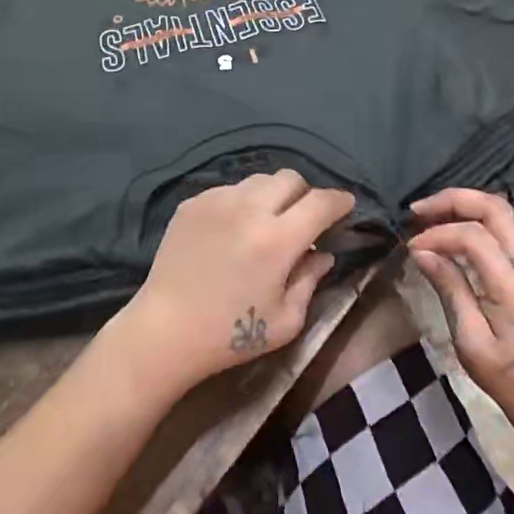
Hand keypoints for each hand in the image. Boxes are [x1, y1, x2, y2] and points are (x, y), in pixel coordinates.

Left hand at [110, 171, 349, 395]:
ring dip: (272, 196)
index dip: (339, 201)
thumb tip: (323, 254)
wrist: (167, 329)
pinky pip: (228, 190)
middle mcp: (248, 209)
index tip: (345, 207)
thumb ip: (310, 279)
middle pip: (290, 179)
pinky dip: (241, 202)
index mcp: (277, 239)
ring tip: (266, 222)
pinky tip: (233, 229)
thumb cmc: (231, 334)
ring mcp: (216, 201)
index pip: (320, 202)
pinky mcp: (192, 203)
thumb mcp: (286, 319)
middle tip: (303, 219)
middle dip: (305, 194)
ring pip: (258, 180)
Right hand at [408, 189, 513, 411]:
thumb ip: (449, 288)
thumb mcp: (469, 338)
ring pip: (500, 212)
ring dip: (462, 206)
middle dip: (453, 200)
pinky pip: (501, 227)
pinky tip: (447, 230)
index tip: (412, 248)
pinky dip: (471, 219)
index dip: (438, 234)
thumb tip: (421, 251)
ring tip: (428, 216)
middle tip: (418, 210)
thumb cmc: (504, 373)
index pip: (474, 237)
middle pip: (495, 208)